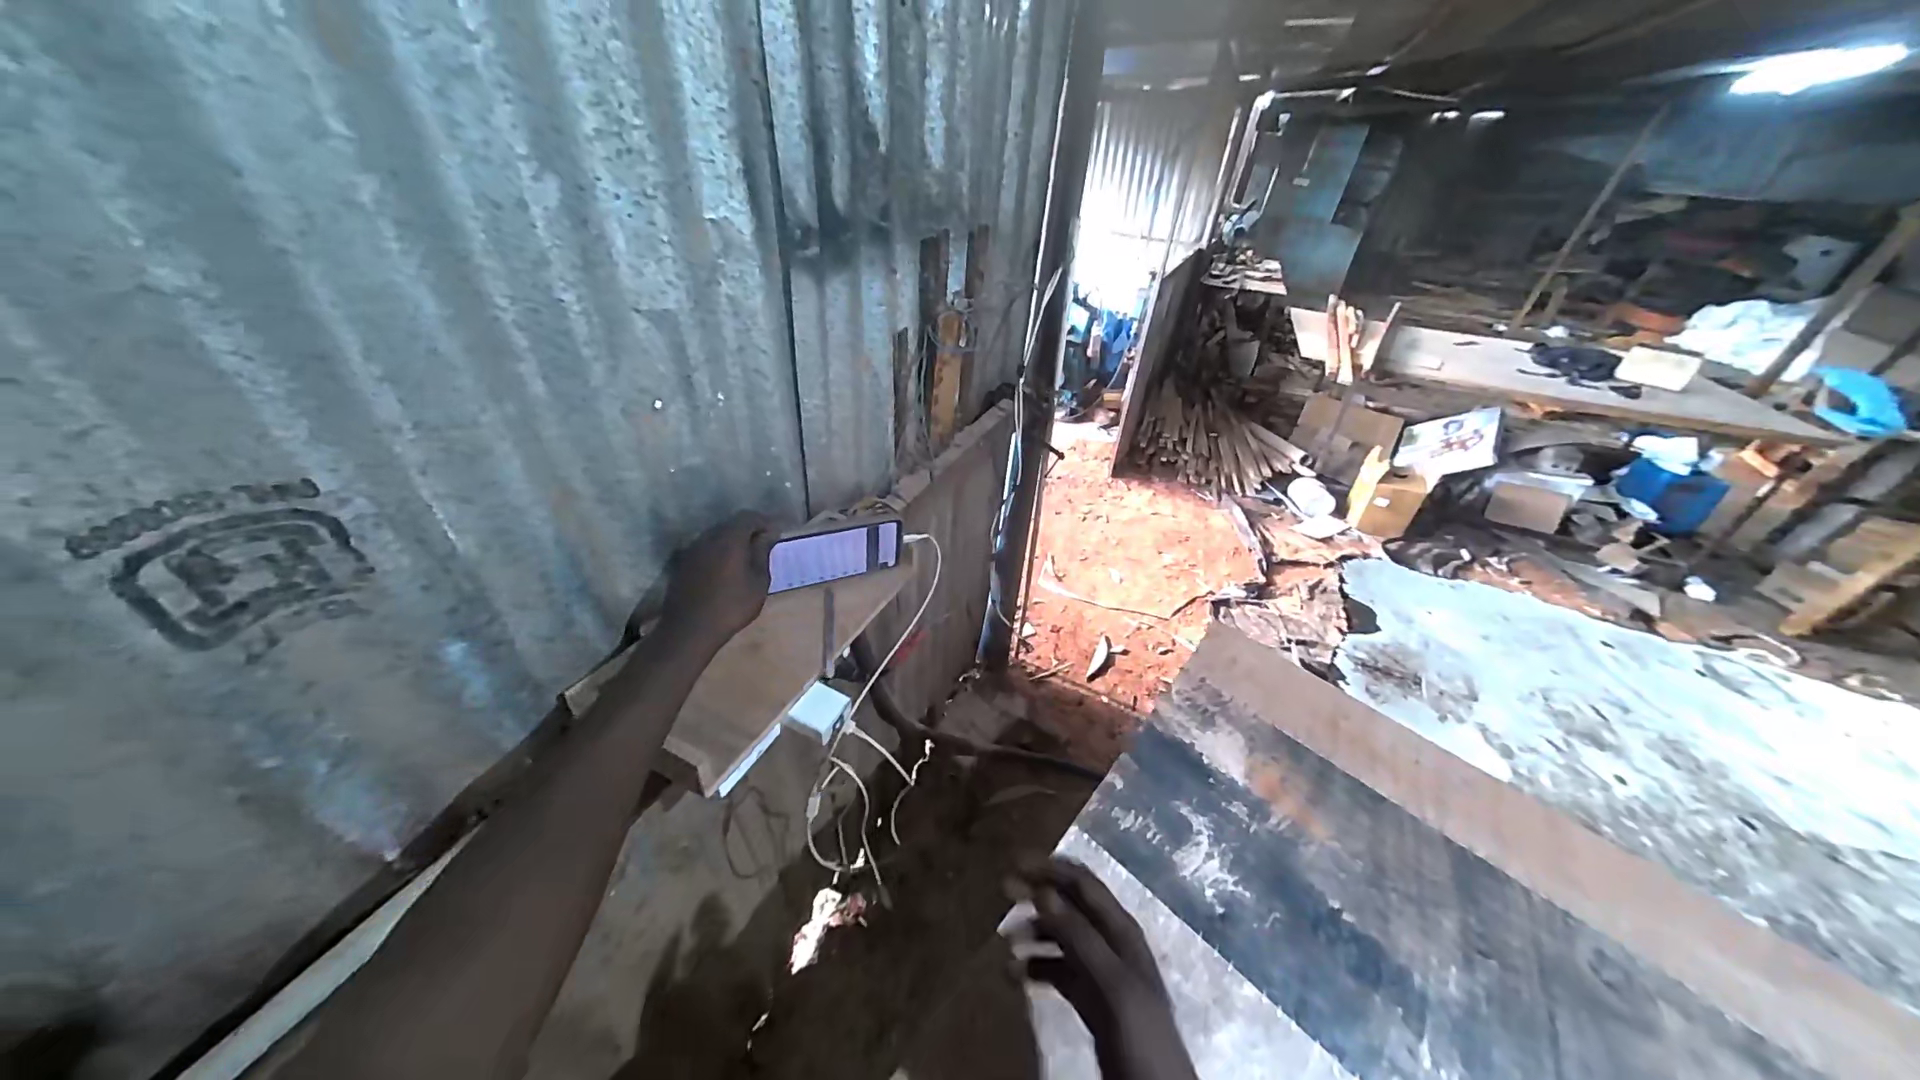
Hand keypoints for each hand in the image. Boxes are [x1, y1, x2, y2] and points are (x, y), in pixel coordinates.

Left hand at [660, 512, 775, 645]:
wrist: (689, 629)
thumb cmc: (732, 606)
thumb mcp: (758, 581)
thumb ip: (762, 553)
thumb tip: (769, 533)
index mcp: (729, 538)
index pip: (749, 517)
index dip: (765, 521)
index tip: (777, 534)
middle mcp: (708, 537)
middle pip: (731, 523)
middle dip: (749, 530)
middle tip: (764, 545)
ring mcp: (692, 549)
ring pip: (717, 535)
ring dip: (733, 541)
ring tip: (747, 558)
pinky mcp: (684, 563)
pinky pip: (706, 548)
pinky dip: (720, 551)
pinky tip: (727, 569)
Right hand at [1014, 858, 1196, 1079]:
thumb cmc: (1141, 1036)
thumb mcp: (1113, 986)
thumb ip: (1081, 938)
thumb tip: (1042, 891)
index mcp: (1121, 931)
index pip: (1083, 884)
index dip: (1051, 868)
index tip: (1014, 861)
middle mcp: (1110, 943)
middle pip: (1070, 906)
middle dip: (1037, 894)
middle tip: (1002, 890)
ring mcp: (1101, 973)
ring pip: (1061, 938)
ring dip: (1033, 932)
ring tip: (1005, 940)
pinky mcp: (1091, 1001)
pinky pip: (1058, 971)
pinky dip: (1035, 967)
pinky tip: (1014, 975)